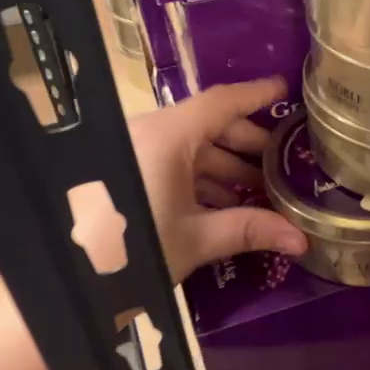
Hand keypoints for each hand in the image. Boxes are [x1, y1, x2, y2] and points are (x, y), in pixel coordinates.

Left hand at [70, 78, 306, 282]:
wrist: (67, 280)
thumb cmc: (135, 248)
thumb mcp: (196, 239)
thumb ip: (249, 230)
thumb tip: (301, 239)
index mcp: (168, 136)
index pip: (222, 102)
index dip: (256, 95)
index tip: (284, 89)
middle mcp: (149, 134)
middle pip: (209, 126)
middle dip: (248, 145)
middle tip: (283, 162)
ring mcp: (133, 153)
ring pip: (189, 149)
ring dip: (225, 169)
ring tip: (259, 193)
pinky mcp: (122, 174)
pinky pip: (169, 164)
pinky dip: (198, 180)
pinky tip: (222, 207)